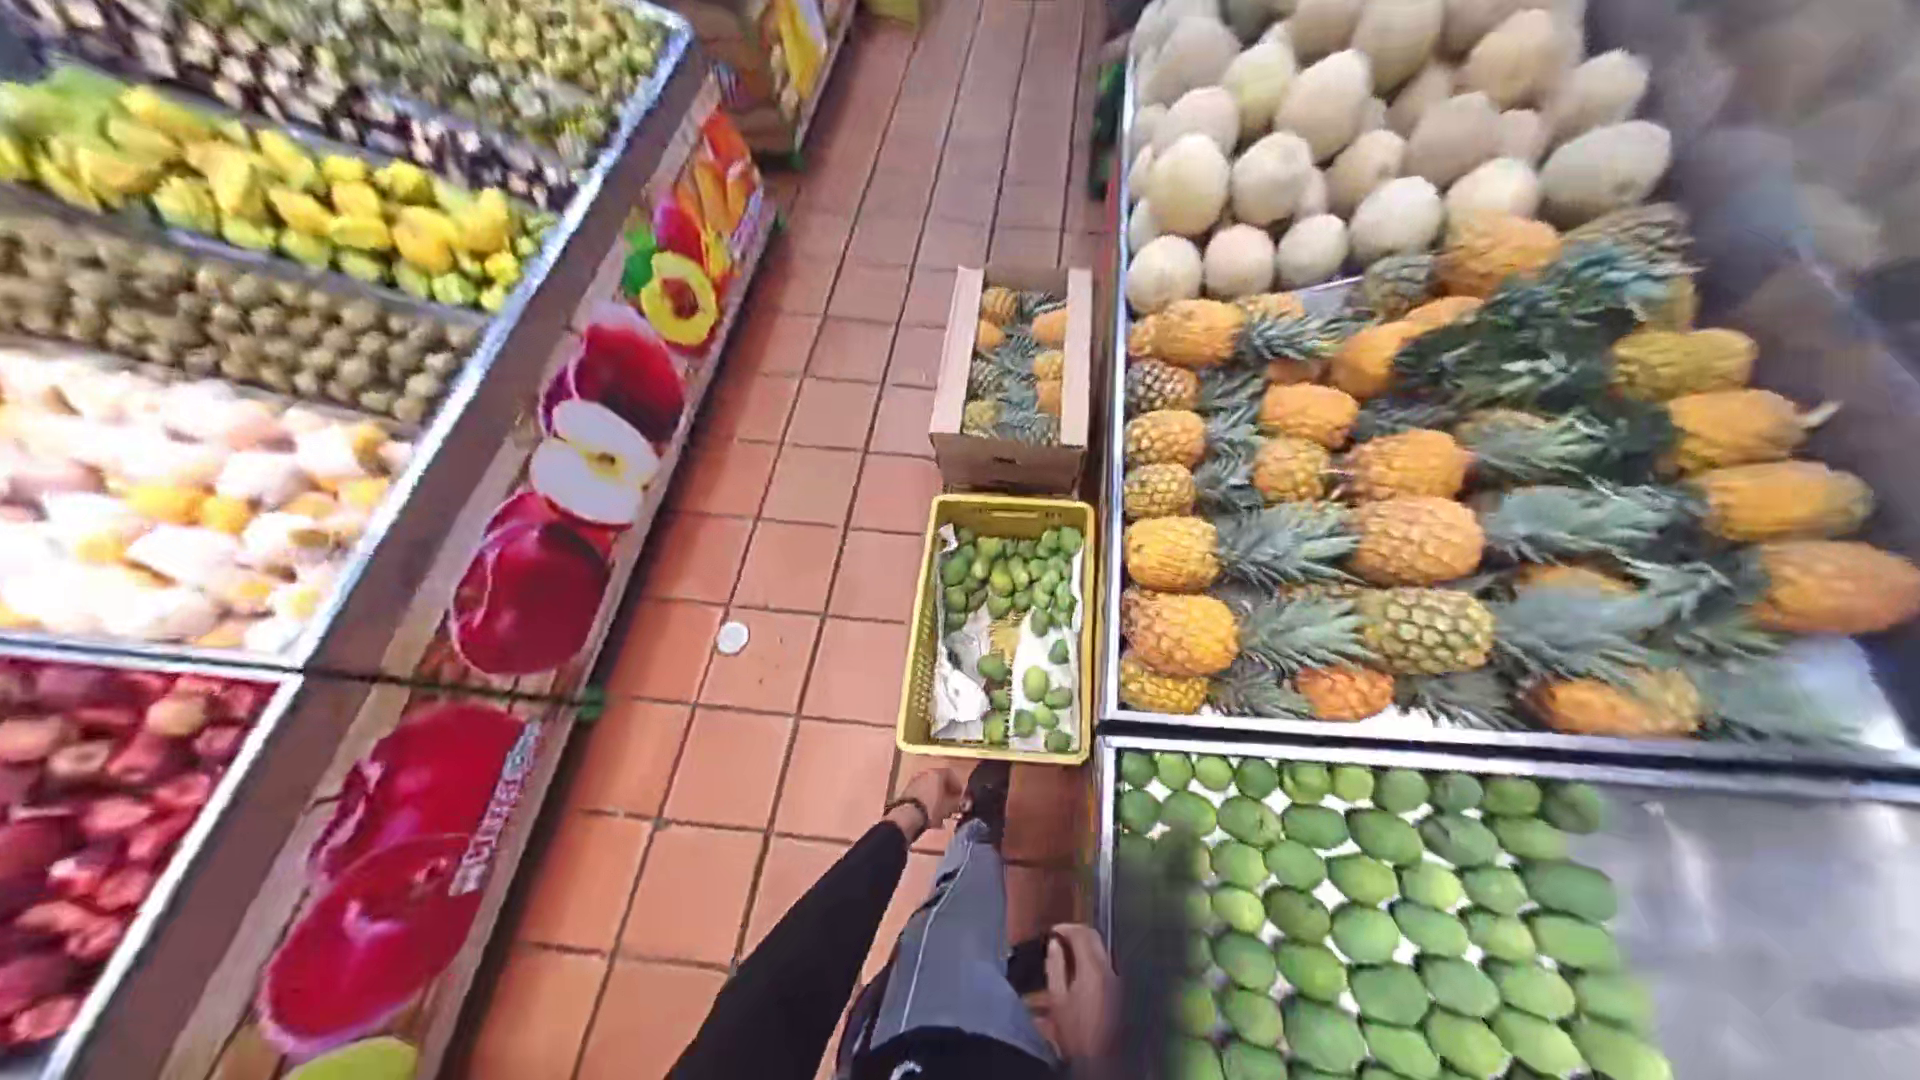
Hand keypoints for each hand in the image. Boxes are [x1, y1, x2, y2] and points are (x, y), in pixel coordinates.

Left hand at [896, 767, 964, 832]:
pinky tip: (929, 814)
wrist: (907, 816)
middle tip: (950, 801)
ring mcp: (913, 781)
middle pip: (938, 780)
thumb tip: (957, 801)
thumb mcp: (948, 807)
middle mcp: (924, 773)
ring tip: (940, 810)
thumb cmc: (932, 809)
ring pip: (928, 787)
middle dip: (945, 791)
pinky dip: (926, 801)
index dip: (956, 784)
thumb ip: (955, 801)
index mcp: (936, 773)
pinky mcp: (906, 792)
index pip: (950, 773)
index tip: (959, 794)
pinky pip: (920, 794)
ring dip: (935, 797)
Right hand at [1045, 923, 1117, 1065]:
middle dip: (1076, 932)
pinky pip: (1105, 963)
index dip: (1065, 928)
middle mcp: (1109, 969)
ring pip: (1101, 949)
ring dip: (1085, 944)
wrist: (1101, 1062)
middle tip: (1060, 938)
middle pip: (1094, 936)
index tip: (1052, 932)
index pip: (1081, 933)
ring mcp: (1117, 979)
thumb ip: (1055, 966)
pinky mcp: (1121, 990)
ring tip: (1068, 952)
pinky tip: (1081, 969)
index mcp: (1092, 969)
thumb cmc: (1076, 1032)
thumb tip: (1055, 943)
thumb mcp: (1058, 999)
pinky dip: (1092, 958)